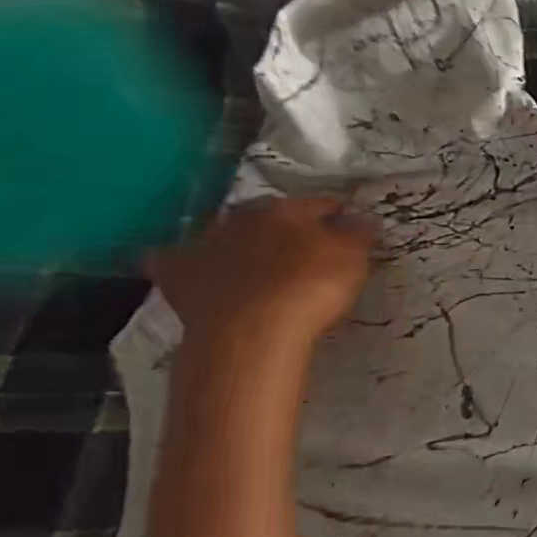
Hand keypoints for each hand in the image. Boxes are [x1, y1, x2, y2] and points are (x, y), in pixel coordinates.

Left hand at [144, 197, 377, 345]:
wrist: (251, 332)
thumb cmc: (311, 288)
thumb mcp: (352, 258)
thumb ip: (357, 234)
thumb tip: (360, 218)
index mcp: (286, 211)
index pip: (317, 204)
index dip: (335, 213)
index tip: (347, 224)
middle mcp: (242, 220)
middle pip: (267, 216)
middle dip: (282, 226)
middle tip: (300, 246)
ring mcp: (204, 245)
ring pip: (222, 233)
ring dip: (237, 242)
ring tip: (254, 263)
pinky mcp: (176, 276)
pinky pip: (176, 262)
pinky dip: (186, 265)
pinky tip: (195, 274)